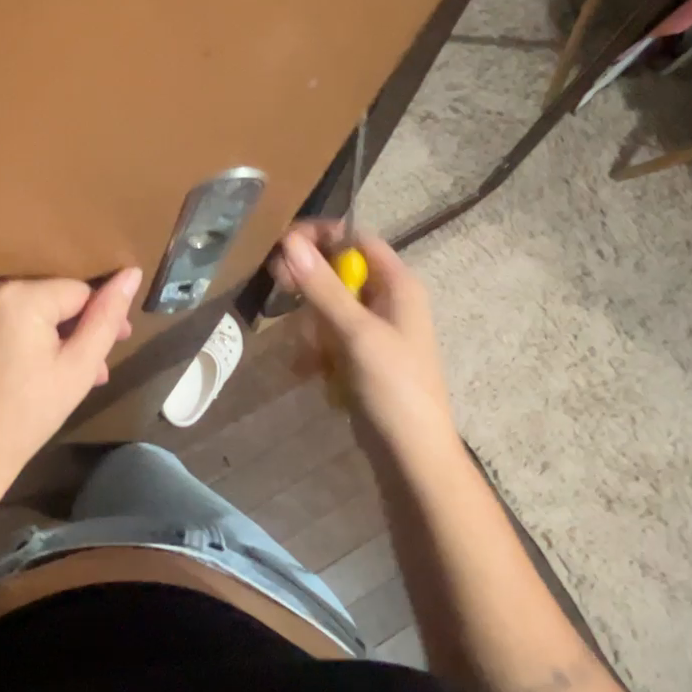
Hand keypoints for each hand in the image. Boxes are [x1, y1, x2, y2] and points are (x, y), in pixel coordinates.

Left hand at [0, 268, 140, 473]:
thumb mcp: (79, 367)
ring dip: (40, 331)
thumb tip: (132, 273)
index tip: (111, 349)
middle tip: (87, 368)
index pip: (78, 292)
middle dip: (69, 328)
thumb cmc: (30, 413)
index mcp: (21, 296)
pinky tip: (17, 365)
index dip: (98, 319)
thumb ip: (106, 317)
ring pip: (19, 306)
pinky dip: (8, 333)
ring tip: (53, 371)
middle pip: (46, 297)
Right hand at [270, 222, 454, 447]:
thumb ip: (322, 287)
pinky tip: (308, 372)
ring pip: (326, 308)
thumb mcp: (355, 333)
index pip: (356, 239)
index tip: (281, 244)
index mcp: (398, 285)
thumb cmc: (392, 388)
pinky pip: (326, 339)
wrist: (410, 454)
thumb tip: (289, 242)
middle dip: (309, 289)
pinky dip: (314, 351)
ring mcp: (372, 332)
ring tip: (308, 355)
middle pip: (336, 273)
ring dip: (309, 327)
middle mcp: (387, 302)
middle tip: (282, 297)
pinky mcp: (359, 359)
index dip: (320, 237)